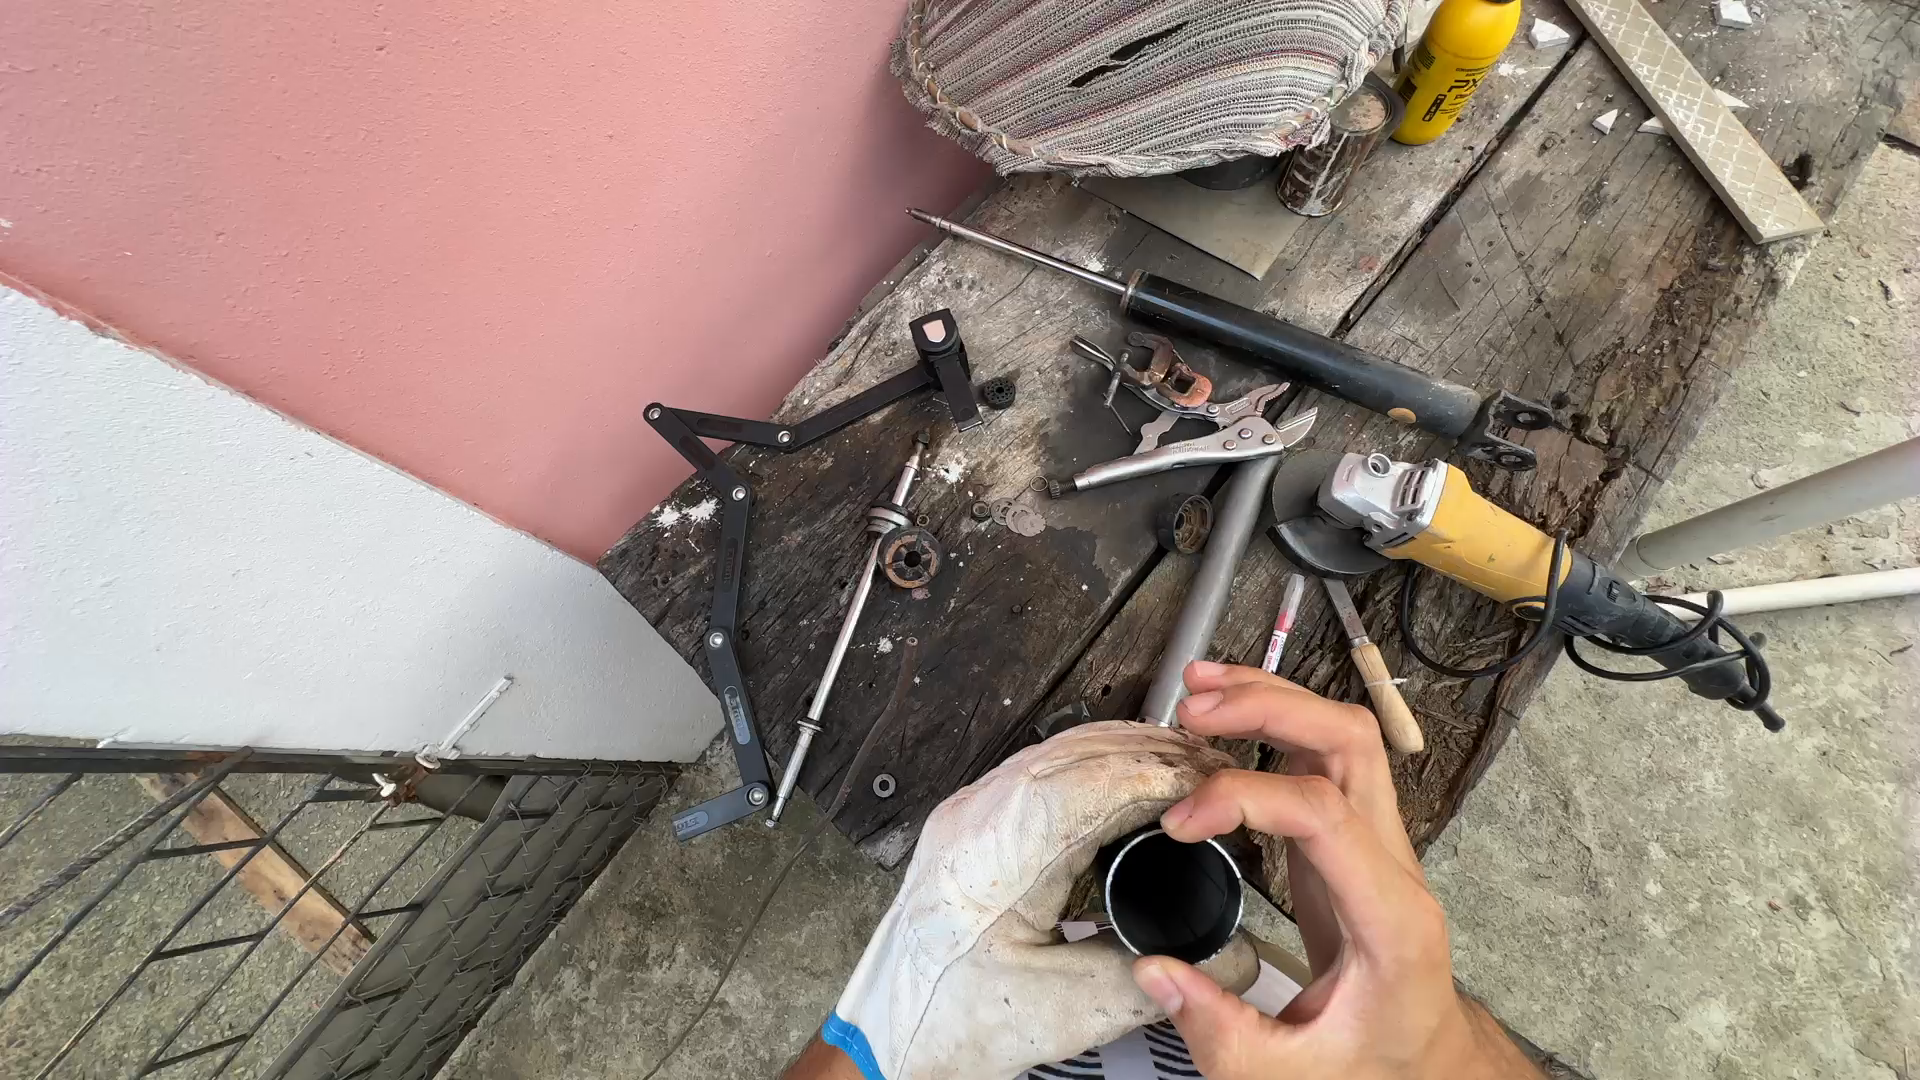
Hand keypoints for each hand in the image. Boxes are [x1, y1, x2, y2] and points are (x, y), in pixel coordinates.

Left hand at [818, 721, 1248, 1079]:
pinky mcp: (974, 811)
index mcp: (996, 860)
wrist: (892, 1021)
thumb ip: (1151, 979)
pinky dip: (1093, 760)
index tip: (1206, 783)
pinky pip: (1041, 764)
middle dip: (1150, 752)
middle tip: (1207, 766)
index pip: (1089, 787)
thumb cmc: (958, 1020)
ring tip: (1180, 765)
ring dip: (1123, 749)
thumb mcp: (1063, 1013)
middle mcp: (978, 816)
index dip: (1156, 776)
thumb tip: (1226, 958)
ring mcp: (971, 806)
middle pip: (1076, 753)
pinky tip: (1126, 776)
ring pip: (1058, 749)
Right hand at [1129, 662, 1539, 1079]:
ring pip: (1338, 728)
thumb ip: (1221, 1032)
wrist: (1432, 1062)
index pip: (1320, 810)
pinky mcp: (1348, 826)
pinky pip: (1318, 747)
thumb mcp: (1295, 1075)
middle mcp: (1392, 857)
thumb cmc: (1377, 1064)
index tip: (1180, 822)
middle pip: (1347, 740)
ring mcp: (1375, 834)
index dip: (1240, 796)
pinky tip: (1223, 709)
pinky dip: (1269, 714)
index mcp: (1389, 915)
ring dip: (1268, 696)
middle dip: (1265, 708)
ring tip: (1199, 687)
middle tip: (1192, 711)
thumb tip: (1152, 969)